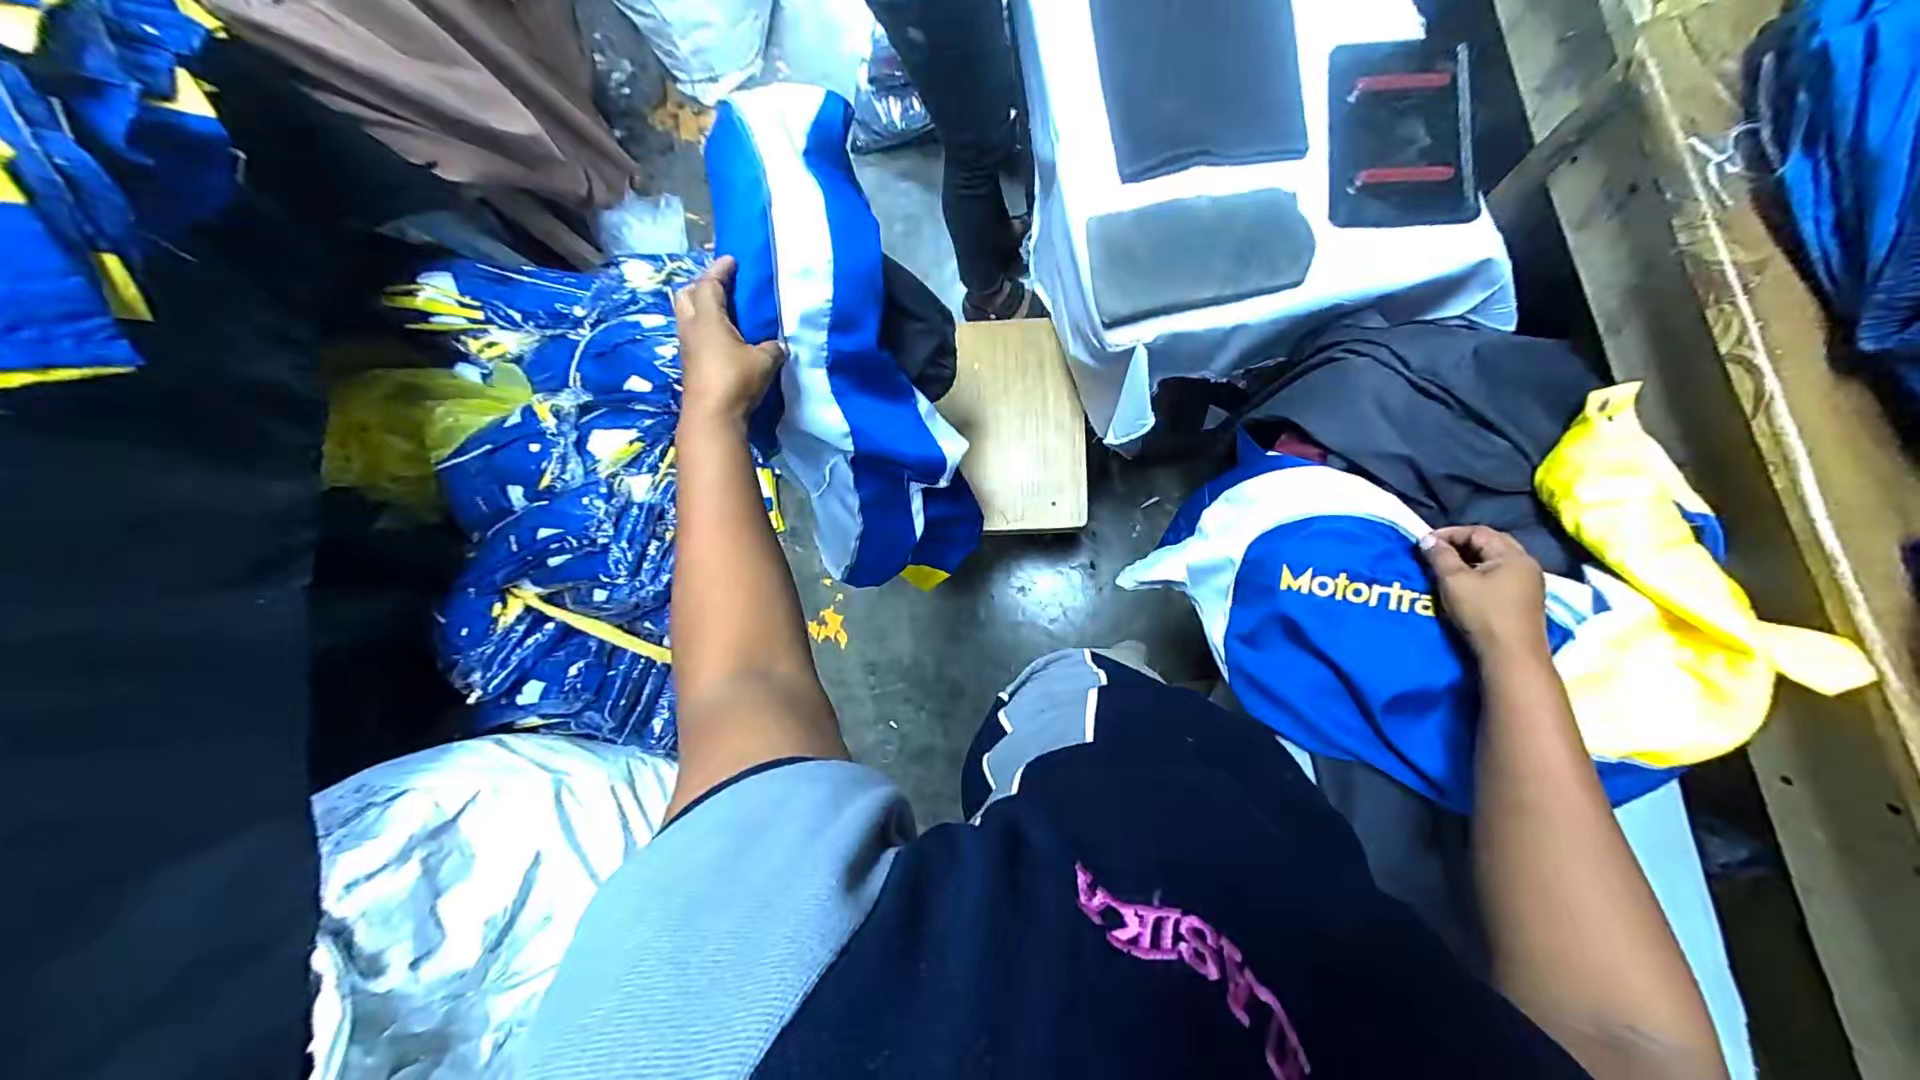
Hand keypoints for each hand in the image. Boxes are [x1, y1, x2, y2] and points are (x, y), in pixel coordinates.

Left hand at [674, 255, 784, 424]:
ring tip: (723, 309)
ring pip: (688, 315)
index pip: (710, 284)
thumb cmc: (736, 380)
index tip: (732, 260)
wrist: (712, 416)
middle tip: (721, 284)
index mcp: (707, 317)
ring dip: (701, 307)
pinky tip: (722, 336)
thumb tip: (777, 345)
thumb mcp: (764, 360)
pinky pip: (694, 335)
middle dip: (702, 285)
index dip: (721, 269)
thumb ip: (772, 347)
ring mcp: (687, 346)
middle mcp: (691, 327)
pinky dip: (705, 328)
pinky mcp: (690, 364)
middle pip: (687, 294)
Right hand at [1418, 525, 1548, 658]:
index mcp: (1513, 556)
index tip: (1424, 543)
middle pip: (1491, 543)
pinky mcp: (1524, 599)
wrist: (1511, 654)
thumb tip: (1427, 539)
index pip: (1479, 532)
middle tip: (1435, 551)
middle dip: (1461, 543)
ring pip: (1495, 560)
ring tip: (1445, 567)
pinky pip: (1499, 575)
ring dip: (1469, 559)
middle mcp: (1526, 564)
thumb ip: (1440, 556)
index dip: (1449, 533)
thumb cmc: (1481, 612)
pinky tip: (1464, 583)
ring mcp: (1528, 583)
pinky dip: (1479, 572)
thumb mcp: (1454, 581)